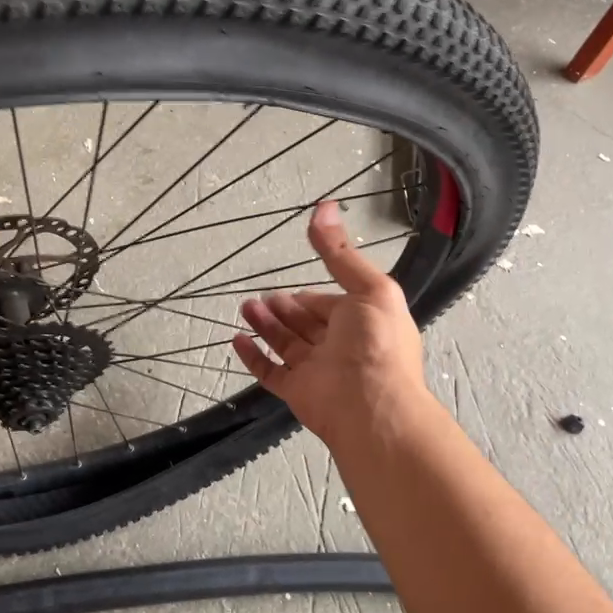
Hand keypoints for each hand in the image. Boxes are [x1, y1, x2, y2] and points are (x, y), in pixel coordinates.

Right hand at [231, 201, 431, 451]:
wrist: (372, 407)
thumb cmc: (376, 344)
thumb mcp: (369, 288)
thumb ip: (340, 252)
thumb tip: (325, 205)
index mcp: (362, 324)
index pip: (330, 305)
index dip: (310, 296)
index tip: (290, 286)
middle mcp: (340, 347)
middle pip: (305, 323)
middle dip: (283, 308)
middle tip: (262, 296)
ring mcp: (317, 371)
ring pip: (285, 344)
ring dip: (265, 325)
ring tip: (245, 306)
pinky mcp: (296, 391)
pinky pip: (269, 372)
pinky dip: (253, 356)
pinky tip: (237, 339)